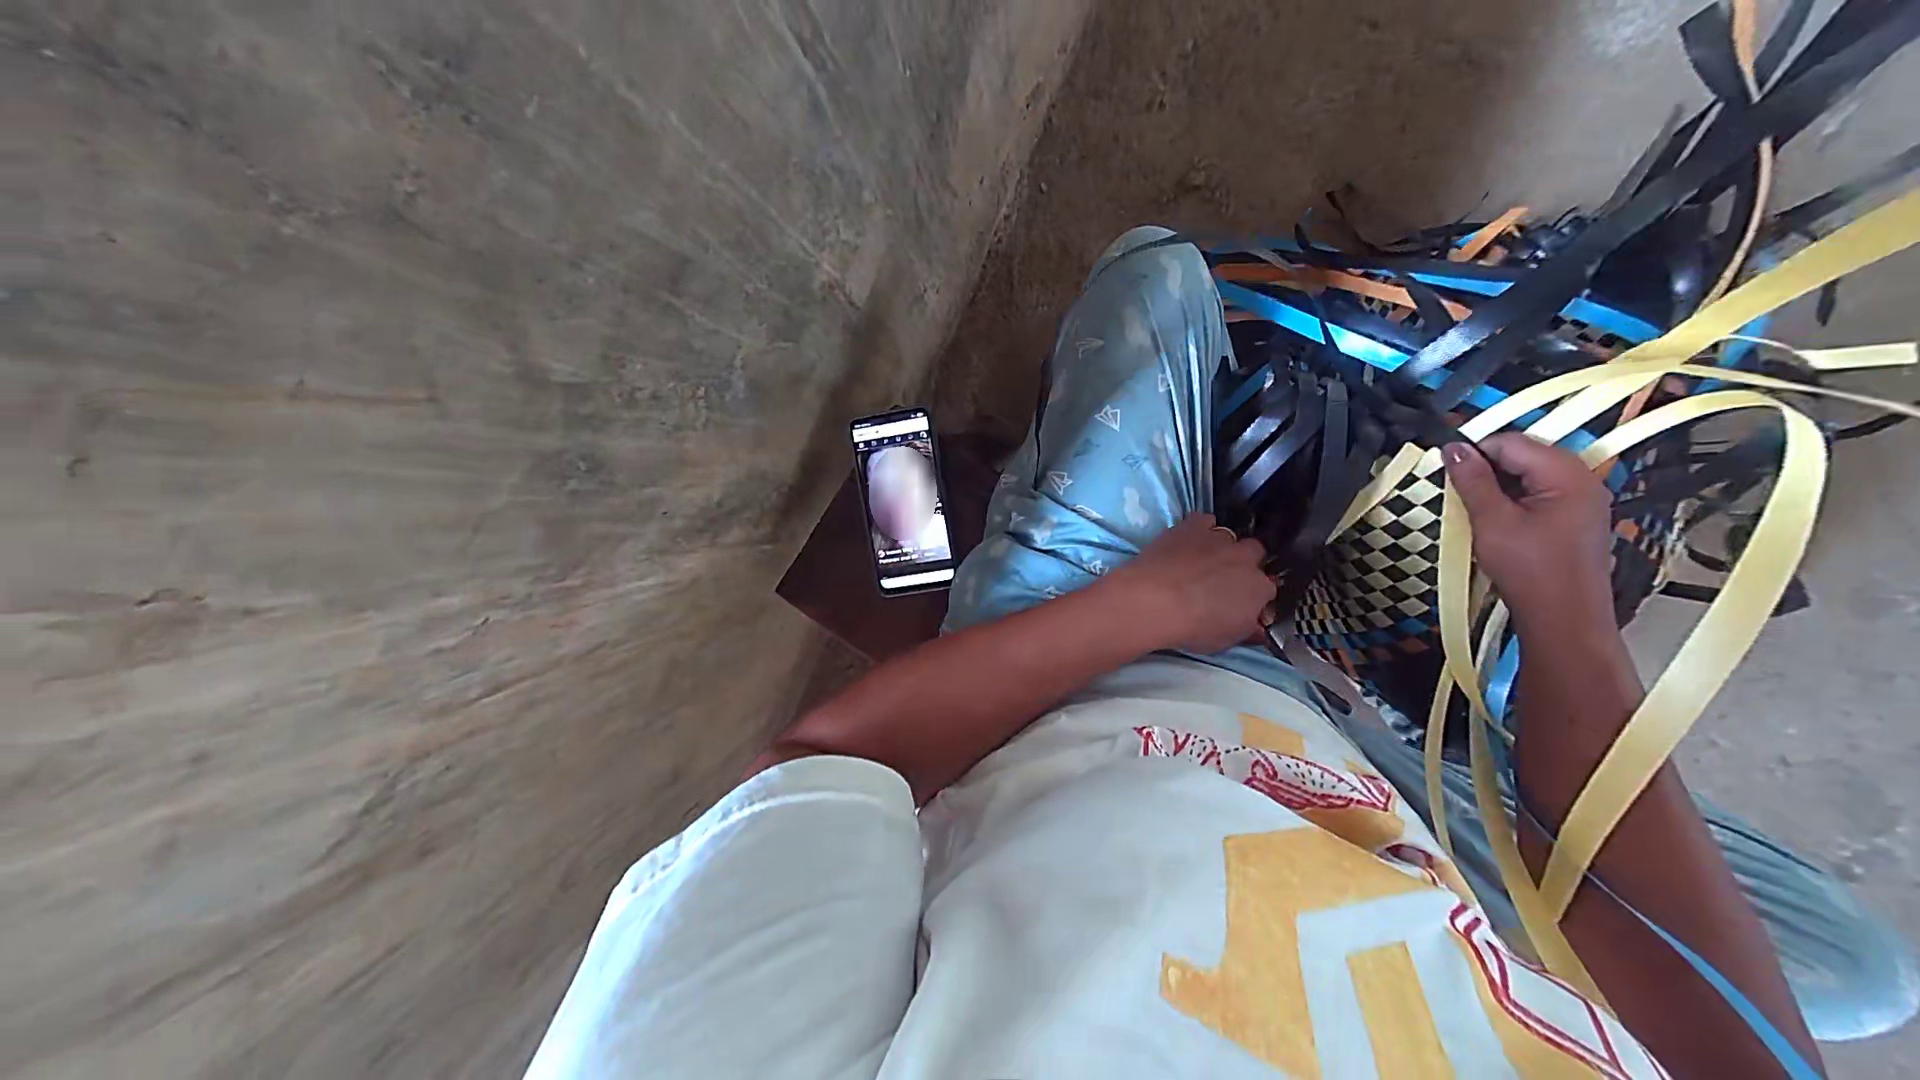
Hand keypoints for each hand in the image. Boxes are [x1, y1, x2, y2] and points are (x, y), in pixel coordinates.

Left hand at [1103, 513, 1276, 653]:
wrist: (1154, 600)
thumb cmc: (1192, 627)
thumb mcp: (1225, 639)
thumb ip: (1246, 628)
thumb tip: (1256, 628)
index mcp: (1259, 589)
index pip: (1266, 588)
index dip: (1252, 594)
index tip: (1239, 602)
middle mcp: (1246, 559)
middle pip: (1254, 554)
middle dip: (1243, 563)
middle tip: (1221, 578)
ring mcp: (1219, 539)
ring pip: (1229, 536)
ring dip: (1220, 546)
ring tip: (1201, 560)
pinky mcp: (1193, 526)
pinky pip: (1204, 520)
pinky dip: (1200, 528)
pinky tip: (1189, 538)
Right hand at [1441, 434, 1615, 638]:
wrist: (1562, 615)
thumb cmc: (1529, 568)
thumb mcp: (1492, 520)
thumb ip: (1473, 480)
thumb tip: (1453, 449)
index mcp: (1566, 474)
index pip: (1511, 442)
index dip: (1475, 451)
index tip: (1447, 469)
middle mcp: (1582, 479)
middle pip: (1524, 453)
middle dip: (1487, 466)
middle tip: (1458, 490)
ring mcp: (1582, 498)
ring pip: (1529, 472)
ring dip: (1498, 483)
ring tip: (1475, 507)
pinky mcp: (1575, 516)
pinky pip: (1538, 491)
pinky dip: (1512, 497)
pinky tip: (1495, 517)